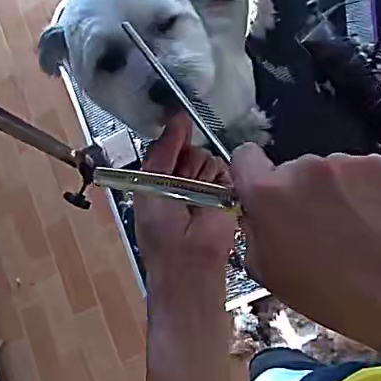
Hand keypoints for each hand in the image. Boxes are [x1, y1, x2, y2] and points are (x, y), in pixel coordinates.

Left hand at [136, 121, 237, 305]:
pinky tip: (211, 197)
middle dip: (185, 162)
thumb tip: (177, 118)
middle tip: (180, 185)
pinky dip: (218, 181)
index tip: (179, 128)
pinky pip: (226, 170)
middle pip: (190, 149)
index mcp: (161, 177)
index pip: (170, 145)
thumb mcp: (152, 183)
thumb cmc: (162, 231)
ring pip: (208, 158)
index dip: (174, 138)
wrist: (189, 262)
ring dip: (200, 175)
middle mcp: (184, 179)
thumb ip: (163, 150)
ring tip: (196, 197)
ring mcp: (207, 186)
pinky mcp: (229, 193)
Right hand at [230, 145, 380, 351]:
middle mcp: (303, 169)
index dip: (251, 174)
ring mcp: (342, 164)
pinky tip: (368, 223)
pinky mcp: (376, 165)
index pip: (244, 157)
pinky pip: (357, 172)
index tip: (261, 188)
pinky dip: (361, 191)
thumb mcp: (270, 274)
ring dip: (331, 193)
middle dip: (298, 194)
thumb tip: (255, 216)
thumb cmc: (334, 293)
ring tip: (347, 232)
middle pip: (291, 170)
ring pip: (326, 172)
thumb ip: (253, 233)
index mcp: (268, 194)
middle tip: (314, 230)